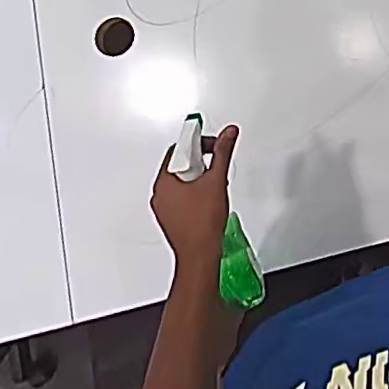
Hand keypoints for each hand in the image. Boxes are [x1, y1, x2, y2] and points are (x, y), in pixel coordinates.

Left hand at [151, 124, 238, 273]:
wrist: (200, 254)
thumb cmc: (203, 223)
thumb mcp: (217, 180)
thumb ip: (223, 153)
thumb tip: (228, 133)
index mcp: (165, 181)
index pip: (178, 150)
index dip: (198, 143)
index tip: (213, 144)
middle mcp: (160, 194)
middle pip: (179, 165)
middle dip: (200, 161)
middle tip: (216, 165)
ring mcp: (164, 208)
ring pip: (180, 182)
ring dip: (198, 177)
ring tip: (215, 184)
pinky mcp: (171, 218)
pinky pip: (180, 197)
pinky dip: (194, 192)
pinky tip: (209, 199)